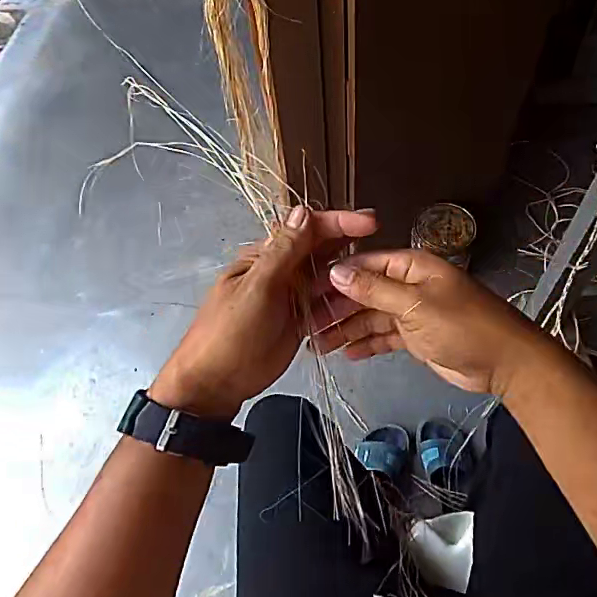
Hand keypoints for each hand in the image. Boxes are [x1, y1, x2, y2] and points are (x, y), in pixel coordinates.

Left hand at [152, 206, 377, 418]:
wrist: (215, 384)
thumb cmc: (230, 333)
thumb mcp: (257, 288)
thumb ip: (284, 252)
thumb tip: (303, 211)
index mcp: (266, 256)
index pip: (307, 228)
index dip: (340, 222)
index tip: (370, 222)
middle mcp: (282, 269)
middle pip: (322, 249)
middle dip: (350, 243)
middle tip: (381, 243)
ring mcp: (292, 294)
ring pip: (328, 276)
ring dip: (349, 274)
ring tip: (375, 278)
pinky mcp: (301, 318)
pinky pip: (327, 302)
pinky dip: (343, 300)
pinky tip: (362, 300)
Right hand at [316, 249, 561, 396]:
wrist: (504, 361)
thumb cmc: (463, 326)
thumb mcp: (416, 305)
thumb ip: (375, 289)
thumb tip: (337, 271)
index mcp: (414, 267)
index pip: (367, 263)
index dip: (337, 275)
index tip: (306, 289)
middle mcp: (411, 286)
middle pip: (366, 292)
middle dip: (337, 307)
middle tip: (306, 324)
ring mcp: (415, 313)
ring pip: (372, 317)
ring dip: (347, 329)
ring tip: (317, 345)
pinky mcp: (418, 338)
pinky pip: (385, 337)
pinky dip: (367, 344)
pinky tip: (346, 354)